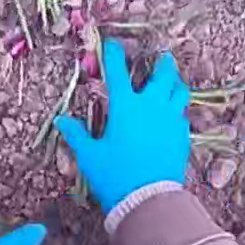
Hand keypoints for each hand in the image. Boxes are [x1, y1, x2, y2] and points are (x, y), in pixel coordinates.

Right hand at [54, 39, 191, 209]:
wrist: (148, 199)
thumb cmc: (114, 175)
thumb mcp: (90, 156)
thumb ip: (77, 135)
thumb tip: (62, 120)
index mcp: (125, 107)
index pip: (118, 72)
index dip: (114, 56)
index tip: (113, 45)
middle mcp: (151, 107)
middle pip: (163, 76)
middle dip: (162, 64)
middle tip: (163, 58)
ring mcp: (170, 121)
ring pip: (179, 93)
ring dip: (175, 84)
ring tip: (173, 82)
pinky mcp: (183, 137)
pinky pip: (183, 116)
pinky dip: (178, 111)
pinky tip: (173, 116)